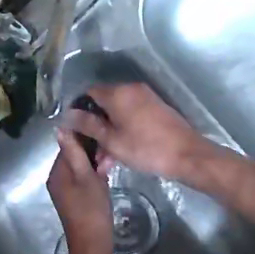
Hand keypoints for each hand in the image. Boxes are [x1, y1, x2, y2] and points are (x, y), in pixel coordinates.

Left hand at [47, 129, 112, 253]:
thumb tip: (60, 127)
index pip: (68, 144)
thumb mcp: (86, 176)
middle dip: (92, 152)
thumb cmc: (91, 208)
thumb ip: (74, 152)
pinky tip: (106, 177)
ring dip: (95, 164)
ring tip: (110, 166)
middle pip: (74, 155)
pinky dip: (94, 175)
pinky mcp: (75, 198)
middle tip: (110, 155)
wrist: (92, 243)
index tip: (104, 136)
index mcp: (57, 172)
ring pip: (81, 167)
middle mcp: (57, 179)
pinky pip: (83, 178)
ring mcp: (66, 190)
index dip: (86, 138)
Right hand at [64, 83, 220, 183]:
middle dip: (95, 129)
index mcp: (118, 93)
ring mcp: (146, 99)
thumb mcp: (112, 140)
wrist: (187, 155)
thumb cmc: (146, 148)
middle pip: (104, 105)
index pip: (88, 92)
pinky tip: (120, 156)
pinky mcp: (156, 110)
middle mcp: (131, 90)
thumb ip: (88, 125)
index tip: (74, 131)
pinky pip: (131, 118)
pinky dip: (123, 133)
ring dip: (109, 136)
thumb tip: (67, 114)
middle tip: (91, 154)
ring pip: (118, 115)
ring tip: (106, 163)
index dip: (78, 110)